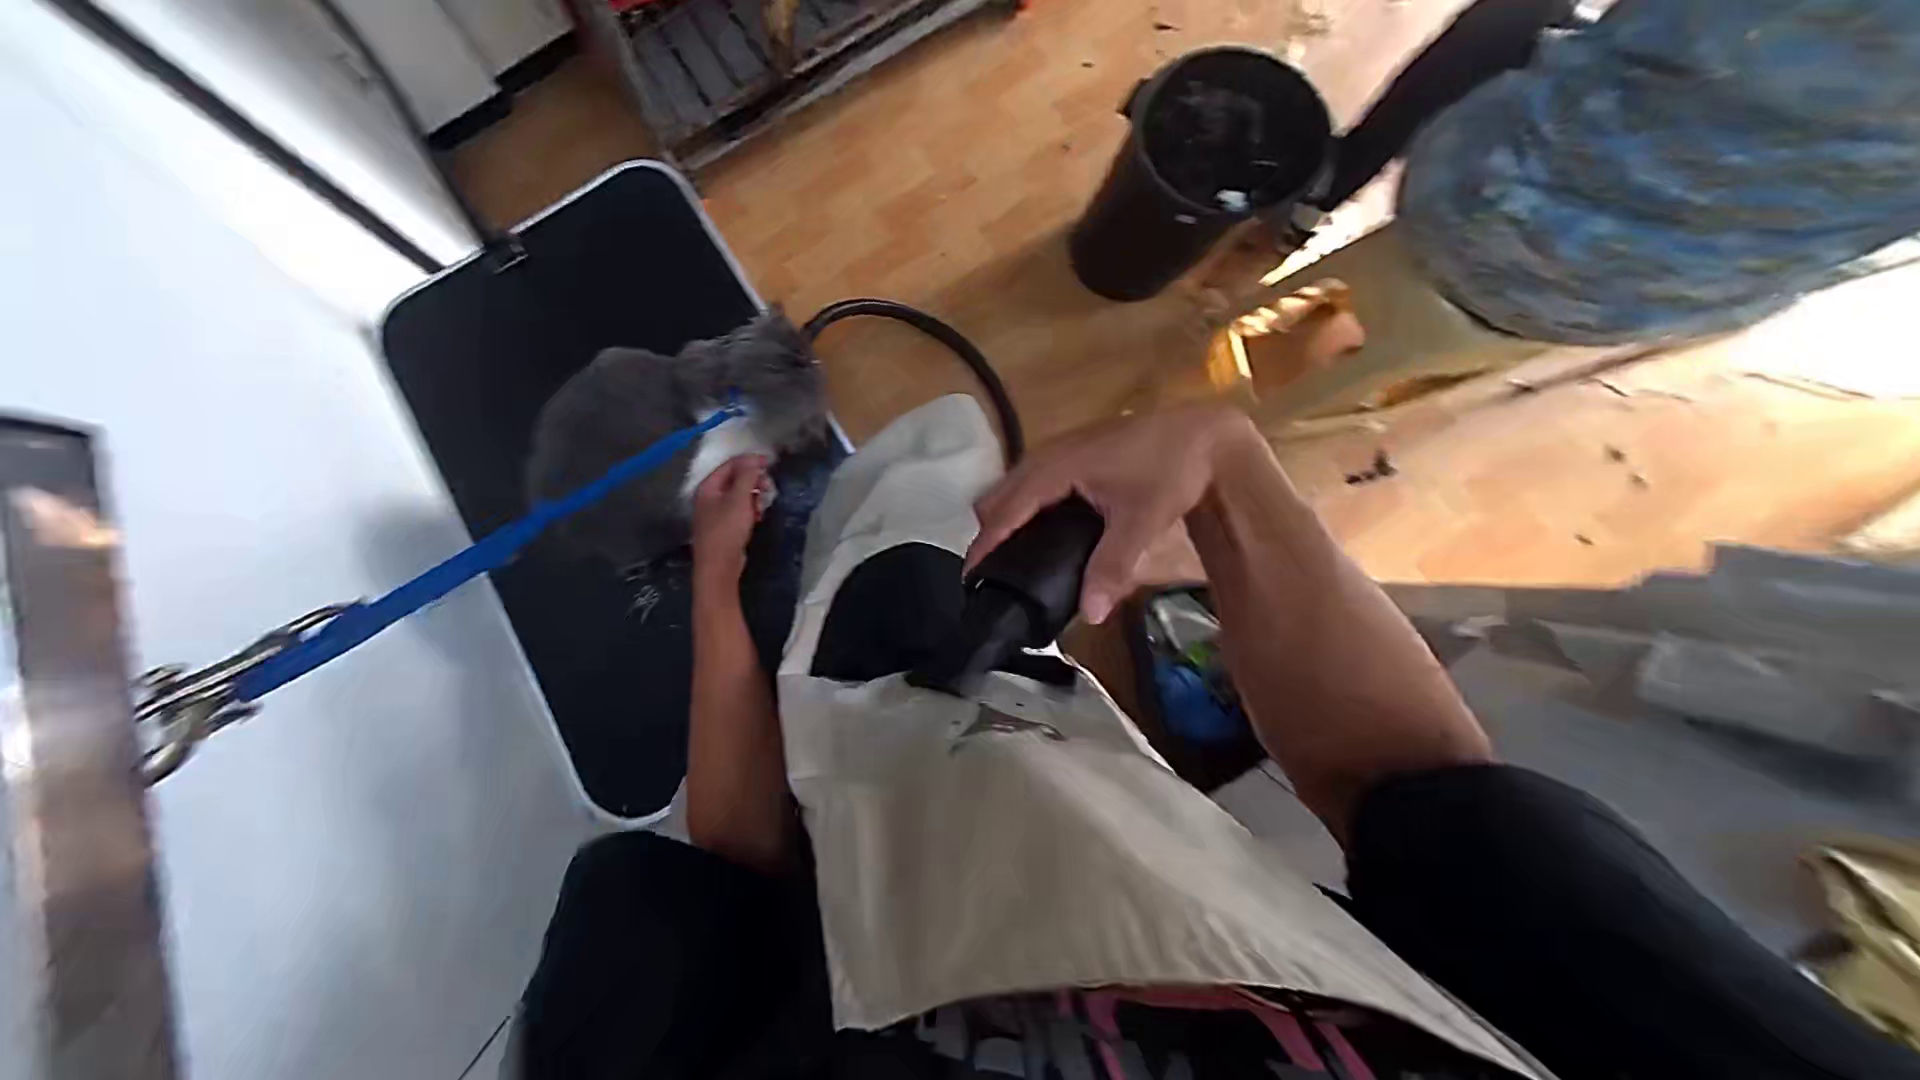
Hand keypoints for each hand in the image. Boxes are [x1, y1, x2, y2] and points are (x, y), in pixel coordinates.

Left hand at [691, 454, 767, 583]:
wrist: (719, 565)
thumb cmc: (727, 529)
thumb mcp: (739, 499)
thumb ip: (747, 476)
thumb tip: (753, 459)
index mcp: (708, 487)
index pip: (730, 465)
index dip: (749, 461)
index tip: (769, 463)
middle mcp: (709, 496)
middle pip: (734, 479)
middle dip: (753, 480)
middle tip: (768, 487)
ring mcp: (716, 512)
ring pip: (739, 495)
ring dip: (753, 496)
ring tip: (763, 505)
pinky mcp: (725, 525)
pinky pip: (739, 510)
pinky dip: (750, 509)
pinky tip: (758, 517)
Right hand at [966, 406, 1262, 623]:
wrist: (1204, 436)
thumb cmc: (1171, 472)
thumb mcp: (1141, 522)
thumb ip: (1112, 567)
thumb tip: (1090, 614)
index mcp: (1055, 468)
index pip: (1005, 510)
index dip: (985, 545)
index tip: (971, 577)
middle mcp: (1048, 454)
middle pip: (997, 495)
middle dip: (988, 532)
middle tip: (995, 572)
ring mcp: (1059, 449)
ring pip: (1012, 485)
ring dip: (1004, 517)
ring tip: (1012, 556)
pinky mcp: (1072, 452)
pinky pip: (1030, 480)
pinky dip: (1022, 505)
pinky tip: (1042, 529)